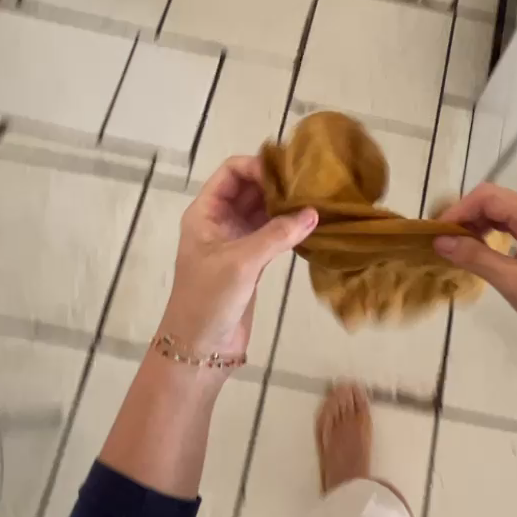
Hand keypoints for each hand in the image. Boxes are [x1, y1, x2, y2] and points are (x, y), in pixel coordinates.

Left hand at [164, 156, 317, 360]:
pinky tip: (312, 225)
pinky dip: (290, 226)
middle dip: (277, 182)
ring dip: (286, 204)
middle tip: (311, 182)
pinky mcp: (251, 260)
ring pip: (263, 210)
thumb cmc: (208, 300)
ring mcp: (236, 241)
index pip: (232, 172)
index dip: (258, 167)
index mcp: (205, 212)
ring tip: (317, 199)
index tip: (289, 174)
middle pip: (250, 187)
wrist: (199, 350)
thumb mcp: (241, 263)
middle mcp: (220, 221)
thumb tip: (314, 213)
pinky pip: (272, 233)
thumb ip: (277, 235)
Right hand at [435, 184, 516, 409]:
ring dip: (477, 224)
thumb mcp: (512, 282)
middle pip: (494, 200)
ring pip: (501, 212)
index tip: (438, 232)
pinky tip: (480, 250)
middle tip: (443, 239)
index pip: (488, 196)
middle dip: (465, 215)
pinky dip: (491, 233)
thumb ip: (475, 257)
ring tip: (457, 246)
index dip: (459, 210)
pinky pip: (511, 226)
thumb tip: (441, 241)